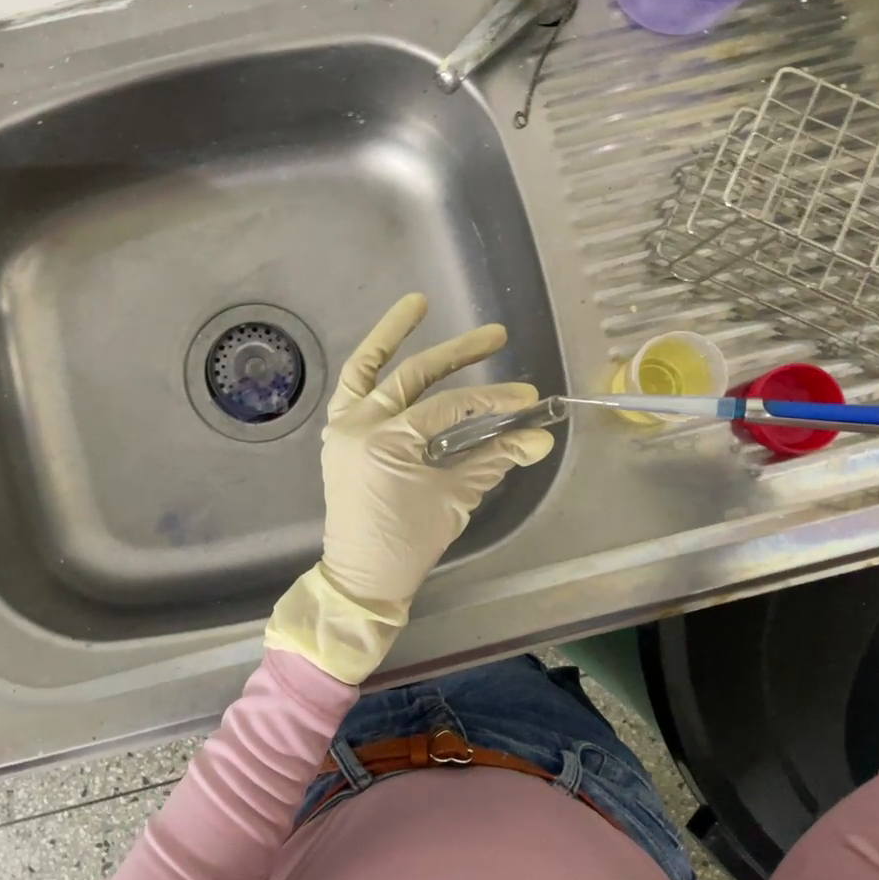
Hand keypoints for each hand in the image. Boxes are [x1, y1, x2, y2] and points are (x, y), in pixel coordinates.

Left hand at [265, 294, 554, 684]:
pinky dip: (369, 369)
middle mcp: (358, 427)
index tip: (527, 398)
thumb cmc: (409, 543)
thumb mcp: (454, 498)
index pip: (449, 409)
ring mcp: (343, 429)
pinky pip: (352, 392)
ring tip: (417, 304)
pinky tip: (388, 351)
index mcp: (386, 444)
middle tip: (496, 334)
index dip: (491, 400)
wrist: (362, 576)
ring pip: (367, 370)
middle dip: (458, 354)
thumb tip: (540, 437)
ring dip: (391, 335)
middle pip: (413, 378)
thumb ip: (494, 459)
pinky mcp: (338, 437)